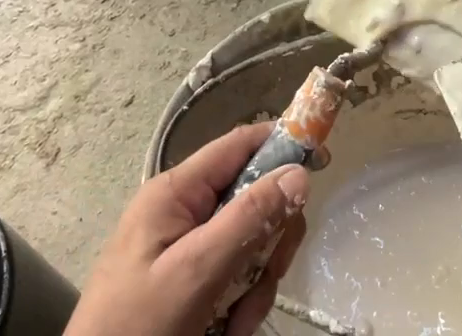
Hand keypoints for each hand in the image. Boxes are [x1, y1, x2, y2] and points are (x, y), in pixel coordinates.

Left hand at [65, 123, 310, 335]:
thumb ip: (249, 219)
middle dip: (270, 238)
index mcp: (177, 192)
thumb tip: (300, 172)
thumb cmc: (139, 325)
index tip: (322, 162)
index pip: (242, 144)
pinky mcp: (193, 277)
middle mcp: (185, 210)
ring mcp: (189, 245)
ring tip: (234, 317)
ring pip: (254, 240)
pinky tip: (226, 326)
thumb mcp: (197, 271)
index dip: (284, 144)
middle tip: (267, 271)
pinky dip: (242, 301)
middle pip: (257, 196)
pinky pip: (239, 273)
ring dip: (257, 280)